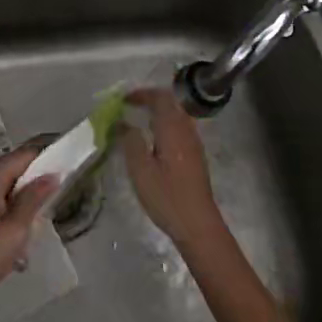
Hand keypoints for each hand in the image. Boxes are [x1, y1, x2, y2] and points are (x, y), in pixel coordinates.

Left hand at [0, 147, 58, 321]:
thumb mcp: (16, 230)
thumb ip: (34, 199)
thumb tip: (53, 174)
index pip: (24, 154)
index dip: (47, 155)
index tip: (70, 160)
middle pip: (14, 166)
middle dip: (36, 178)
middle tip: (60, 194)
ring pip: (7, 180)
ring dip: (24, 193)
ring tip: (42, 213)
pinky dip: (11, 201)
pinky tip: (21, 223)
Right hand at [120, 87, 221, 241]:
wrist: (199, 227)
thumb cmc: (166, 196)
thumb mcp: (140, 168)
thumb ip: (130, 140)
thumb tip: (123, 122)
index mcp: (173, 130)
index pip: (161, 98)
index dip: (142, 94)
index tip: (123, 99)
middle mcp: (186, 132)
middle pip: (172, 104)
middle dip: (151, 100)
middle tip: (130, 105)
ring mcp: (194, 145)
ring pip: (177, 117)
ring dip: (158, 112)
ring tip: (138, 119)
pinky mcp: (195, 158)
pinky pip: (180, 130)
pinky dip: (164, 125)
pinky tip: (152, 139)